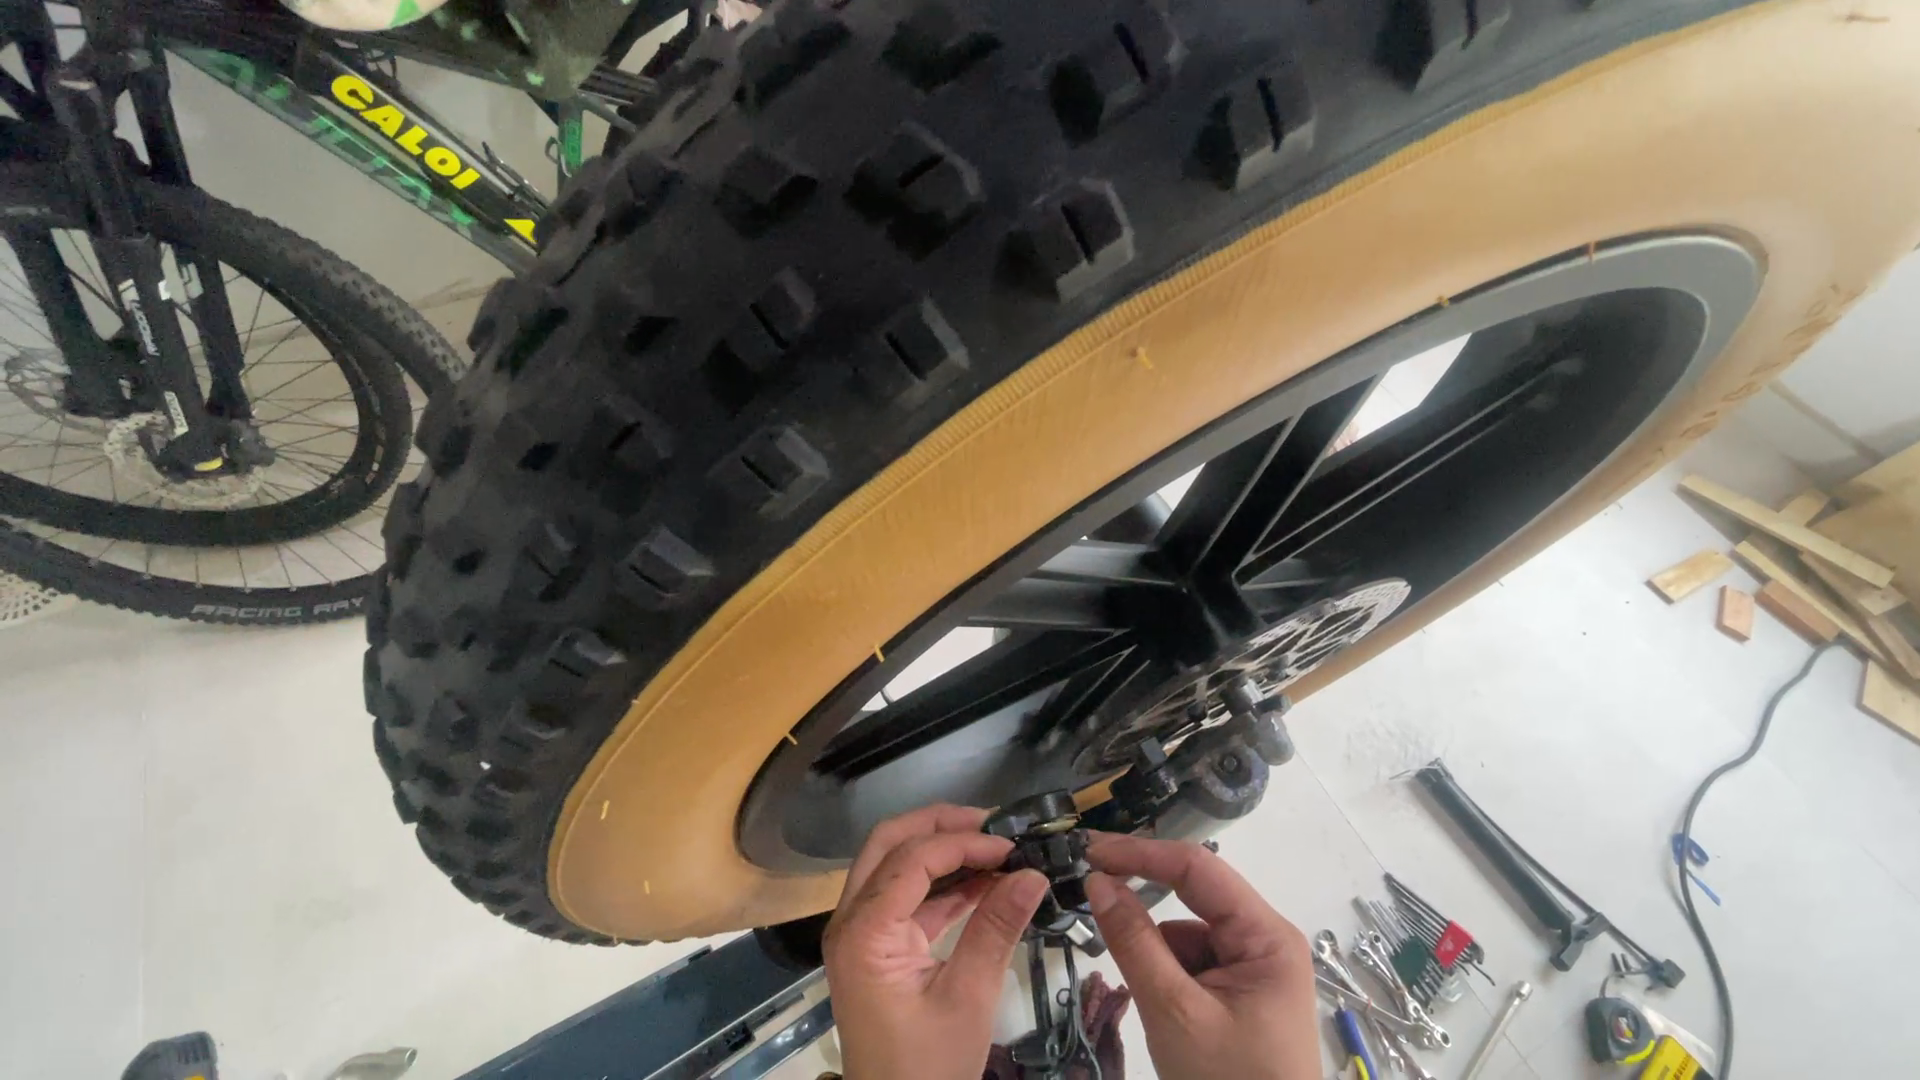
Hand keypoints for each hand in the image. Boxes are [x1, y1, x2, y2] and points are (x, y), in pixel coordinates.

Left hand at [822, 804, 1050, 1079]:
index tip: (1010, 845)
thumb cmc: (928, 1068)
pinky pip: (905, 896)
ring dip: (941, 848)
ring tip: (994, 846)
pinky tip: (984, 880)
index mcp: (864, 932)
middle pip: (889, 842)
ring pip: (894, 862)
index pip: (911, 858)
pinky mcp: (876, 946)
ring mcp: (860, 931)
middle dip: (940, 825)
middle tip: (992, 824)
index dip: (962, 842)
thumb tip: (1033, 873)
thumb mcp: (968, 1000)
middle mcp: (851, 919)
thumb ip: (996, 928)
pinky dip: (942, 882)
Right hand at [1085, 832, 1319, 1079]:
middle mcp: (1264, 939)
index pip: (1197, 868)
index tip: (1090, 851)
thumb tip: (1096, 880)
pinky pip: (1189, 960)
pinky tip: (1164, 1009)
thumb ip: (1134, 942)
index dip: (1141, 853)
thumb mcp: (1174, 1013)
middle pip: (1193, 895)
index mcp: (1266, 935)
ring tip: (1151, 999)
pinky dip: (1164, 972)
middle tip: (1090, 884)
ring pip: (1185, 930)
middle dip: (1144, 893)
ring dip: (1154, 948)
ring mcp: (1252, 966)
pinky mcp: (1237, 991)